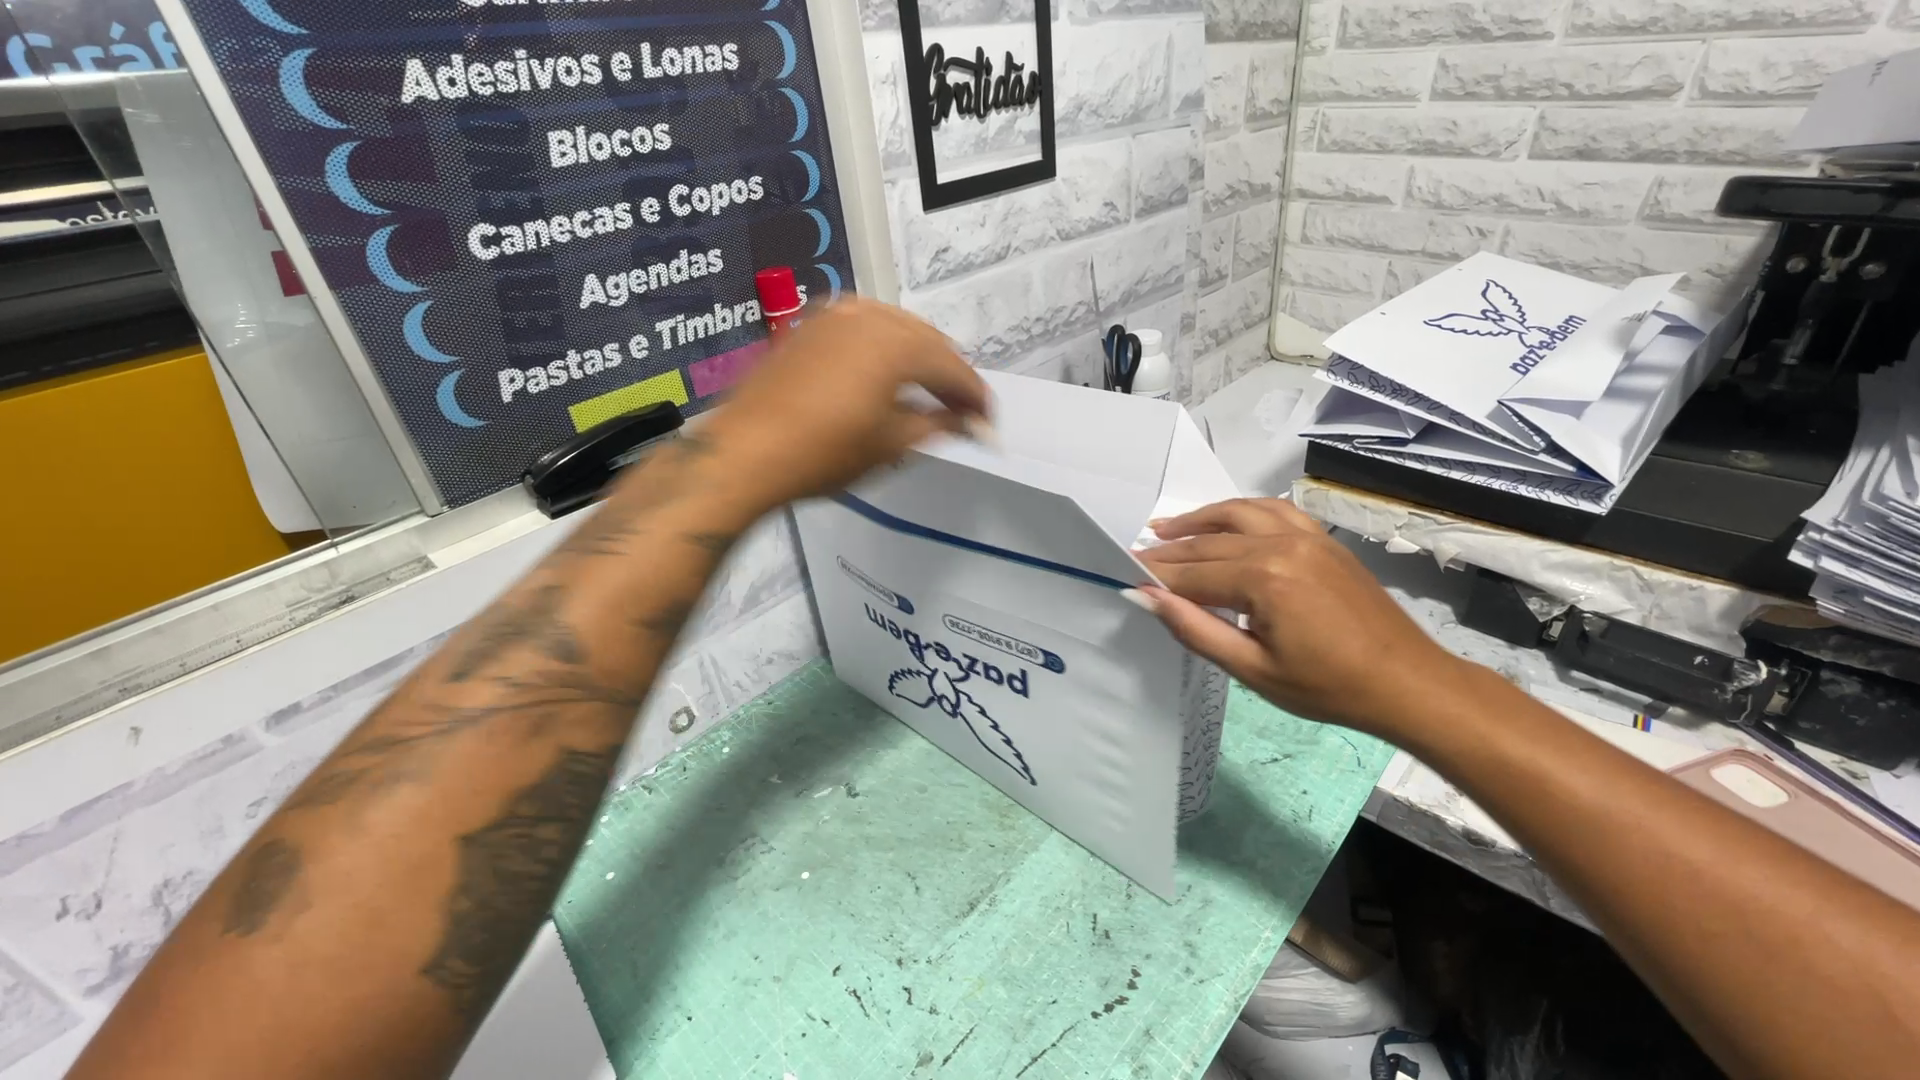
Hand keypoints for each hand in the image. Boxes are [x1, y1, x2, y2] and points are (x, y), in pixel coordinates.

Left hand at [702, 298, 989, 507]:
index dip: (975, 399)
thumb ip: (938, 425)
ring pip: (895, 329)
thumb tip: (966, 422)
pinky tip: (884, 373)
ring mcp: (834, 314)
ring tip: (926, 394)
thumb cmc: (823, 452)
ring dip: (916, 358)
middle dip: (948, 376)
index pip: (953, 368)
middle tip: (960, 412)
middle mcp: (869, 315)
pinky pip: (862, 327)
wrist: (745, 451)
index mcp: (897, 342)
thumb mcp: (891, 445)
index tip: (987, 424)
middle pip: (927, 341)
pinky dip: (882, 348)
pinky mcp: (809, 325)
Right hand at [1132, 498, 1461, 737]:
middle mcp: (1281, 545)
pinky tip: (1224, 520)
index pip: (1192, 575)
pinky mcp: (1323, 539)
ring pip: (1238, 514)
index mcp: (1264, 580)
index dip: (1156, 579)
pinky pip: (1273, 511)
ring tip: (1165, 527)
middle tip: (1135, 558)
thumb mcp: (1252, 670)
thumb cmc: (1327, 687)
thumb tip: (1147, 598)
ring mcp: (1306, 536)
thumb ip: (1195, 629)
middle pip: (1209, 544)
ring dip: (1199, 520)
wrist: (1405, 682)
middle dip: (1169, 552)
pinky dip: (1241, 511)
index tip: (1124, 577)